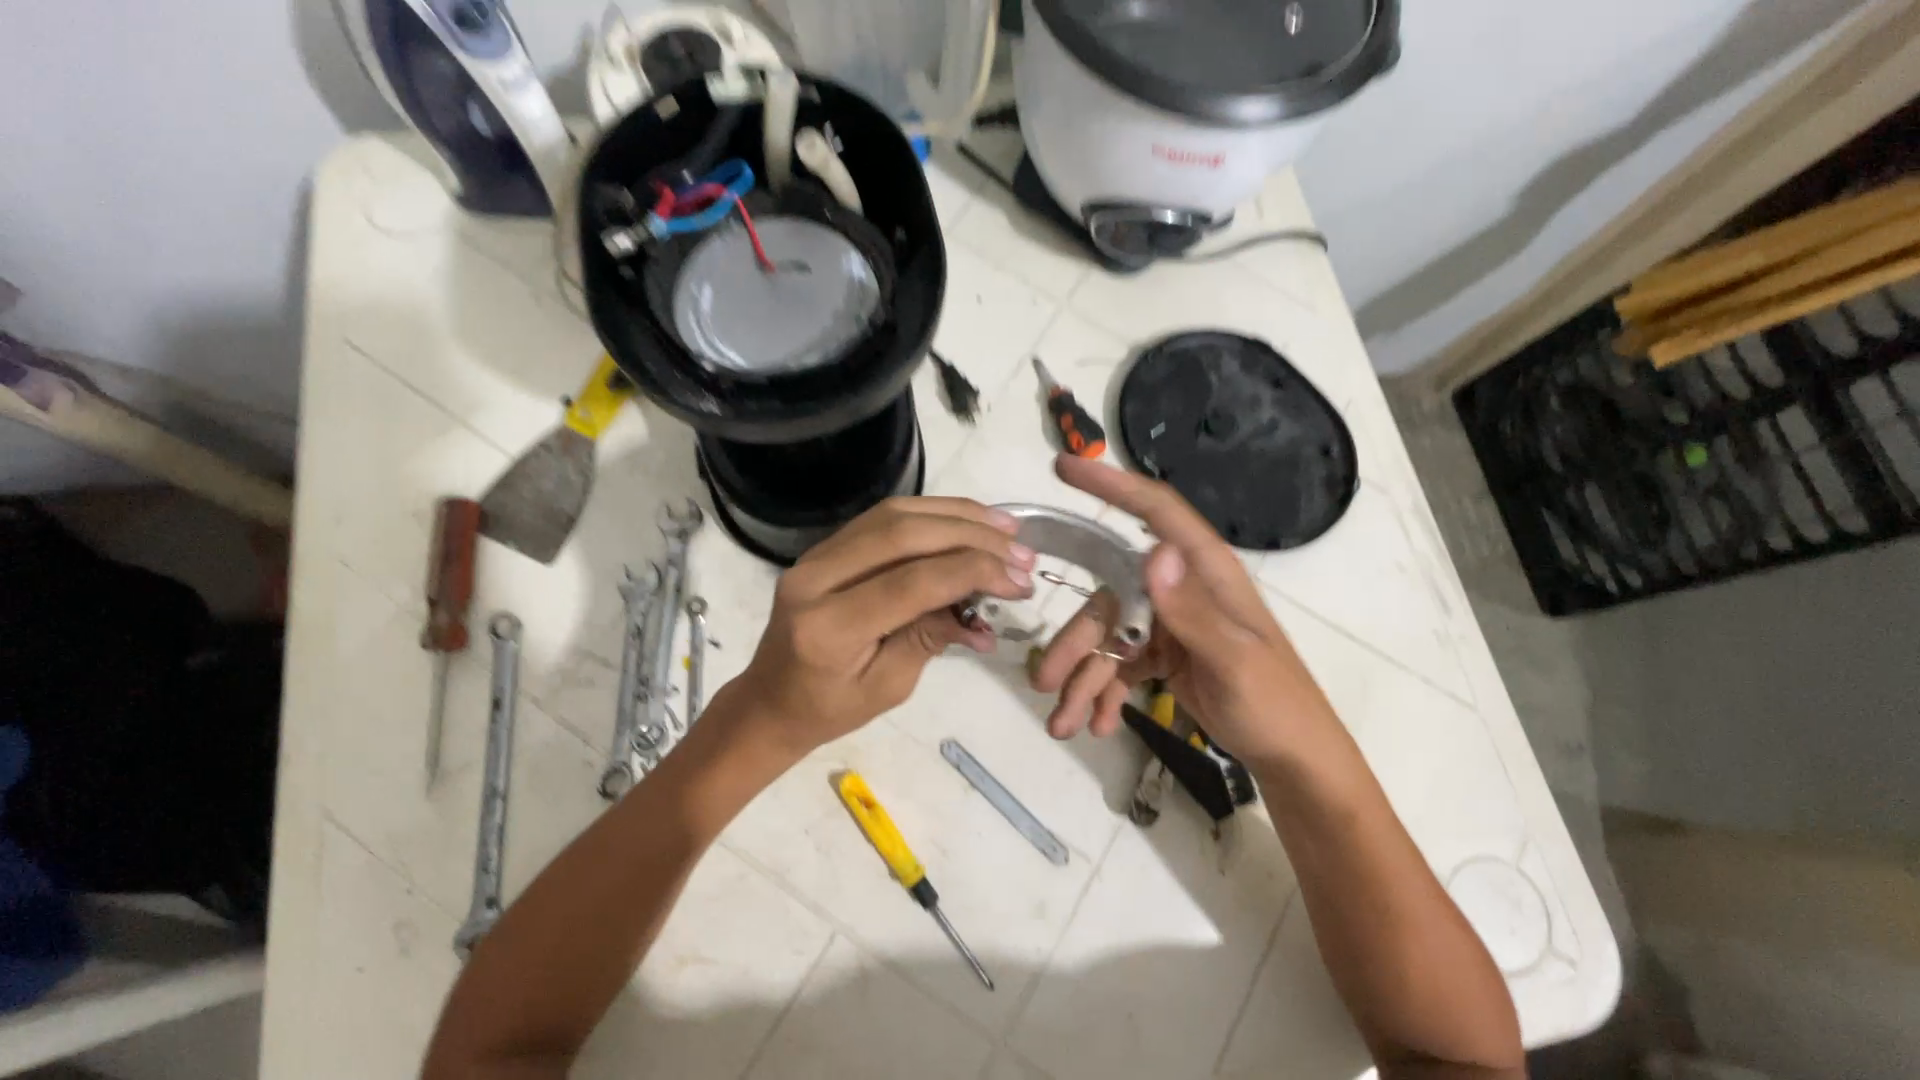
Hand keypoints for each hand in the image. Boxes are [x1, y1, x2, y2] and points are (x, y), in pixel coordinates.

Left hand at [725, 497, 1036, 758]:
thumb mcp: (888, 687)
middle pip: (903, 535)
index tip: (1019, 581)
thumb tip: (985, 613)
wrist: (770, 701)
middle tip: (1021, 553)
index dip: (972, 573)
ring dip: (956, 515)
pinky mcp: (825, 547)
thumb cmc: (830, 709)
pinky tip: (966, 521)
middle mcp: (815, 579)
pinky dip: (931, 514)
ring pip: (894, 514)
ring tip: (1005, 528)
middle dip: (971, 538)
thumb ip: (930, 638)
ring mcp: (815, 556)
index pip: (911, 582)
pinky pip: (882, 517)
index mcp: (829, 627)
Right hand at [1030, 455, 1335, 768]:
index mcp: (1208, 573)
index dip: (1111, 484)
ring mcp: (1171, 624)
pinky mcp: (1164, 656)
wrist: (1293, 756)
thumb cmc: (1276, 703)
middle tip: (1043, 682)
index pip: (1156, 513)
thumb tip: (1150, 552)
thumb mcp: (1235, 660)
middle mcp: (1183, 589)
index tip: (1064, 467)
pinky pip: (1120, 666)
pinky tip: (1097, 725)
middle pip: (1112, 597)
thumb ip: (1192, 610)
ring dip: (1084, 678)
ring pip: (1109, 637)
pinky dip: (1103, 693)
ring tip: (1062, 723)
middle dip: (1075, 641)